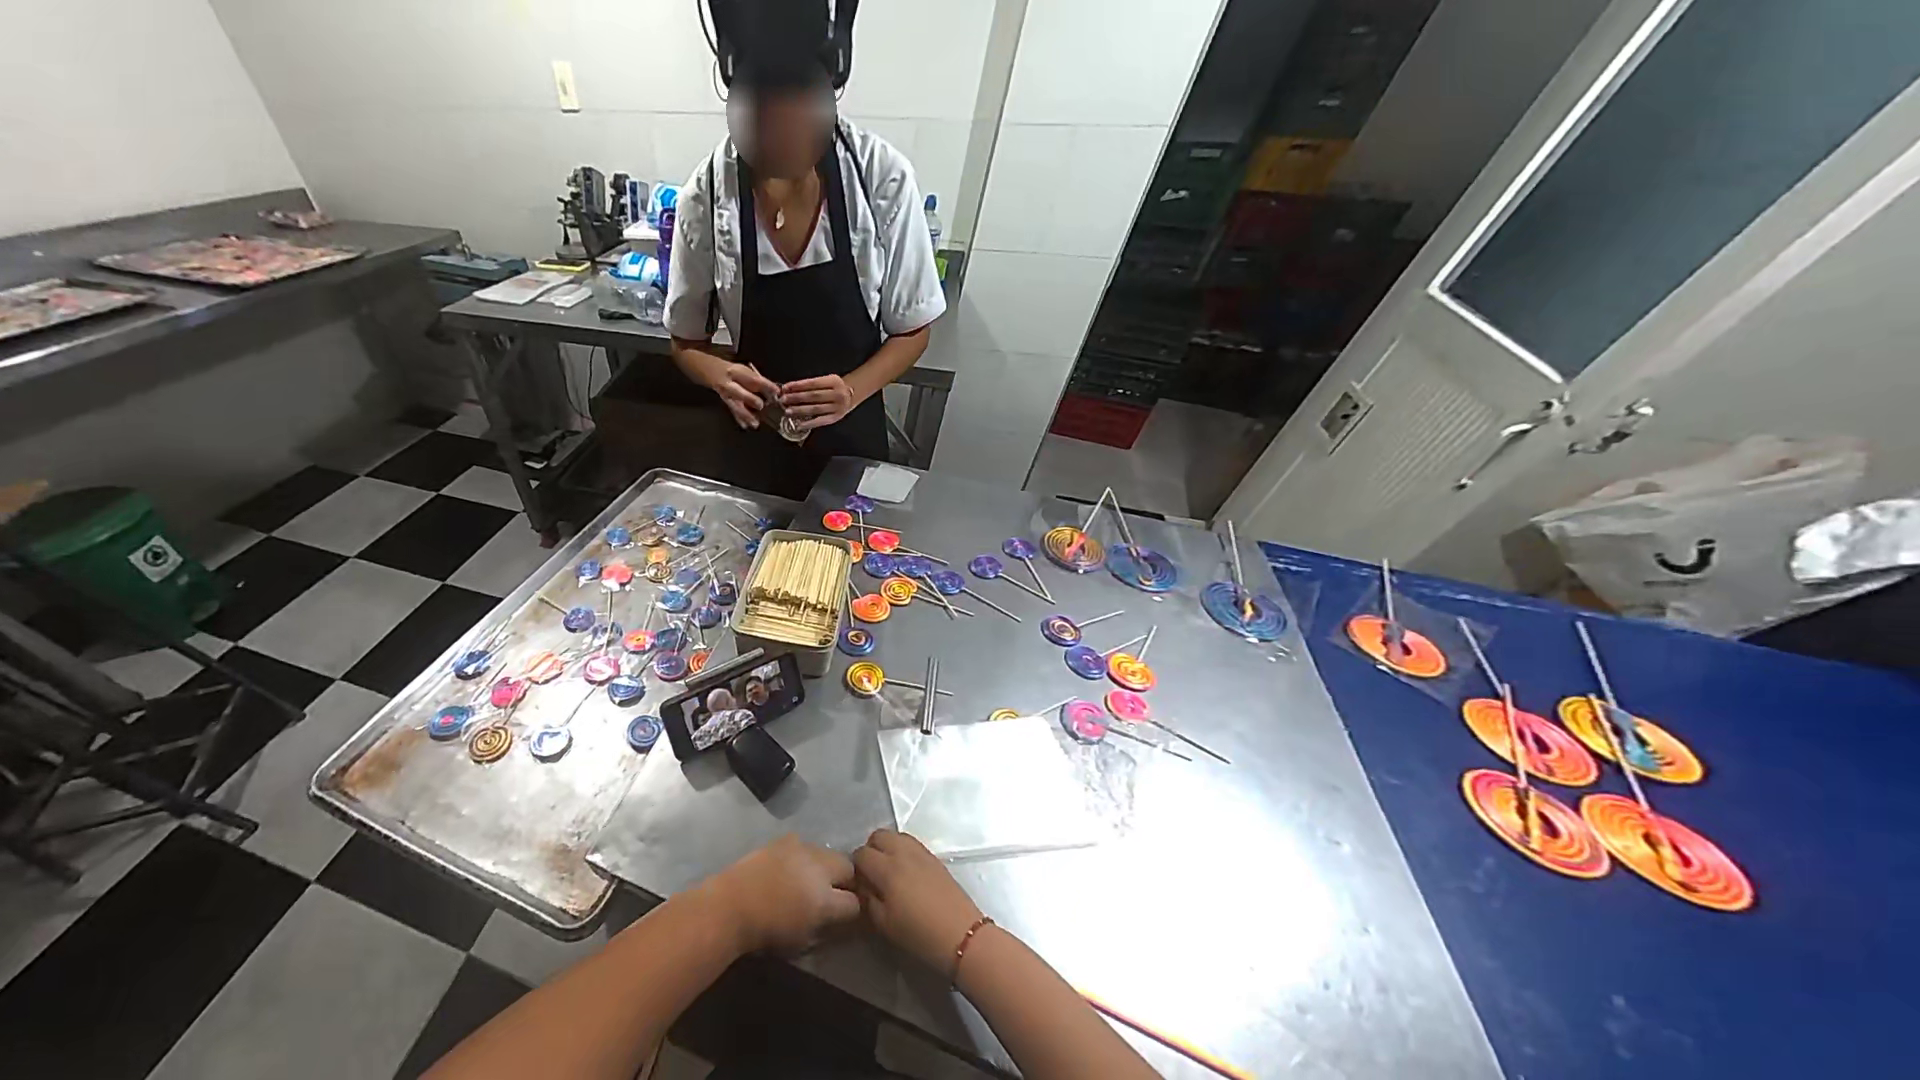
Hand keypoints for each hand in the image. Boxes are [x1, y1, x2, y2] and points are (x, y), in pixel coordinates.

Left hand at [700, 834, 861, 953]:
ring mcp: (804, 850)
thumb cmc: (763, 933)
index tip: (844, 914)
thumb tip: (832, 921)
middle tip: (832, 891)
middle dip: (845, 879)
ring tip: (809, 877)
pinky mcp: (787, 840)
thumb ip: (823, 928)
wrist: (729, 906)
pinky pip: (804, 846)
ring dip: (824, 866)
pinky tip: (790, 867)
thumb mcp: (799, 942)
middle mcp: (821, 869)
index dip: (852, 909)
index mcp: (825, 900)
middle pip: (849, 868)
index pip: (854, 902)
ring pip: (828, 854)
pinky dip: (803, 856)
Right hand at [704, 361, 781, 429]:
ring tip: (755, 423)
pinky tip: (745, 426)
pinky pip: (732, 412)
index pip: (752, 379)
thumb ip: (758, 381)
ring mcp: (725, 395)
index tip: (776, 391)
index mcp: (736, 372)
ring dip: (745, 415)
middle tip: (760, 405)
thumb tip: (774, 392)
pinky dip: (739, 419)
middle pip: (738, 392)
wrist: (714, 372)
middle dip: (749, 399)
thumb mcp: (746, 371)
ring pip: (734, 405)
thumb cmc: (735, 373)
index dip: (764, 385)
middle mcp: (728, 384)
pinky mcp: (725, 403)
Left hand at [779, 374, 856, 430]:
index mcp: (834, 381)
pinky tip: (799, 425)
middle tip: (783, 400)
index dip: (797, 386)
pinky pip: (821, 421)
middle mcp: (837, 394)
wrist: (853, 394)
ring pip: (815, 409)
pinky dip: (809, 423)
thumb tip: (790, 389)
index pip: (812, 383)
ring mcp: (837, 407)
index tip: (785, 388)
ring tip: (788, 411)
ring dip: (800, 410)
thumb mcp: (828, 380)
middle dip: (796, 398)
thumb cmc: (836, 386)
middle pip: (813, 396)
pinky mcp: (836, 418)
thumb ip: (812, 384)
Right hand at [852, 829, 983, 973]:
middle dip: (870, 850)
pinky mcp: (934, 856)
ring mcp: (921, 851)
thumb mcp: (884, 923)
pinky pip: (911, 843)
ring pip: (896, 835)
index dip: (855, 866)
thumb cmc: (918, 933)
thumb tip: (863, 884)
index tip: (858, 882)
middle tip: (871, 873)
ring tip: (888, 872)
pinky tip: (905, 873)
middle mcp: (903, 852)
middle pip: (878, 835)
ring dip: (887, 847)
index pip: (861, 853)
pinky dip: (902, 850)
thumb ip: (868, 898)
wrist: (960, 933)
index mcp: (888, 869)